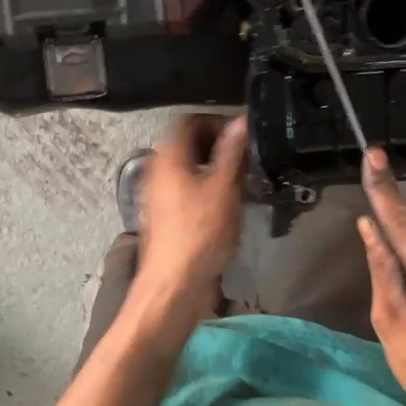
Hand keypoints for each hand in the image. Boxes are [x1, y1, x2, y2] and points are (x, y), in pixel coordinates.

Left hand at [135, 114, 248, 304]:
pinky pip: (188, 191)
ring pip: (190, 170)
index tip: (244, 134)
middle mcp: (157, 170)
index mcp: (167, 156)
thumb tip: (240, 121)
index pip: (190, 121)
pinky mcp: (166, 217)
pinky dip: (208, 190)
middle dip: (219, 147)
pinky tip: (229, 205)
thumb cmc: (200, 232)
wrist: (174, 283)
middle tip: (247, 158)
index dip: (217, 122)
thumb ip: (232, 152)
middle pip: (189, 145)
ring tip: (243, 182)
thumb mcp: (223, 188)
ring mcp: (159, 195)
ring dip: (216, 170)